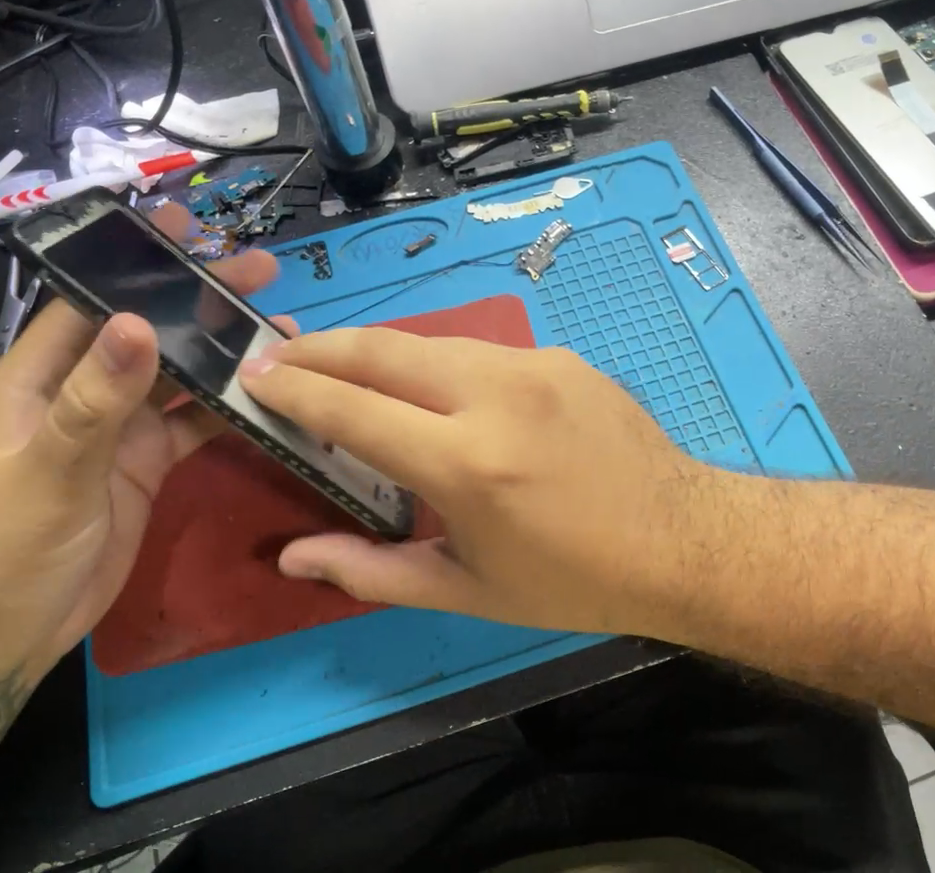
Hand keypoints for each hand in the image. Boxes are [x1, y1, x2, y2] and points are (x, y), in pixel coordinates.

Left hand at [0, 207, 285, 681]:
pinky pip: (194, 426)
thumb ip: (95, 400)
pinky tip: (269, 395)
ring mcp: (119, 430)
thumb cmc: (2, 550)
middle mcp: (84, 393)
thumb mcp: (48, 471)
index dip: (135, 264)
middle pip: (149, 332)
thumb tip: (137, 322)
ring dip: (225, 355)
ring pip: (180, 377)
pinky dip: (229, 410)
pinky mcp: (146, 465)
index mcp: (40, 379)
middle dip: (200, 301)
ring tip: (282, 331)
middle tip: (261, 272)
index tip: (186, 229)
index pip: (90, 302)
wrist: (3, 639)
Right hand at [237, 328, 716, 636]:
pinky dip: (435, 364)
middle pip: (383, 349)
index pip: (354, 408)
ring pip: (429, 342)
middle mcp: (496, 395)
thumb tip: (293, 555)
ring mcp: (534, 364)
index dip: (294, 388)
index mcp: (466, 462)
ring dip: (374, 351)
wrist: (682, 539)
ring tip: (339, 368)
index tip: (253, 377)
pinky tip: (429, 389)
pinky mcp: (559, 355)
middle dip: (319, 346)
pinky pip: (478, 352)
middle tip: (276, 354)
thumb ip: (371, 572)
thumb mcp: (467, 591)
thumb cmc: (570, 580)